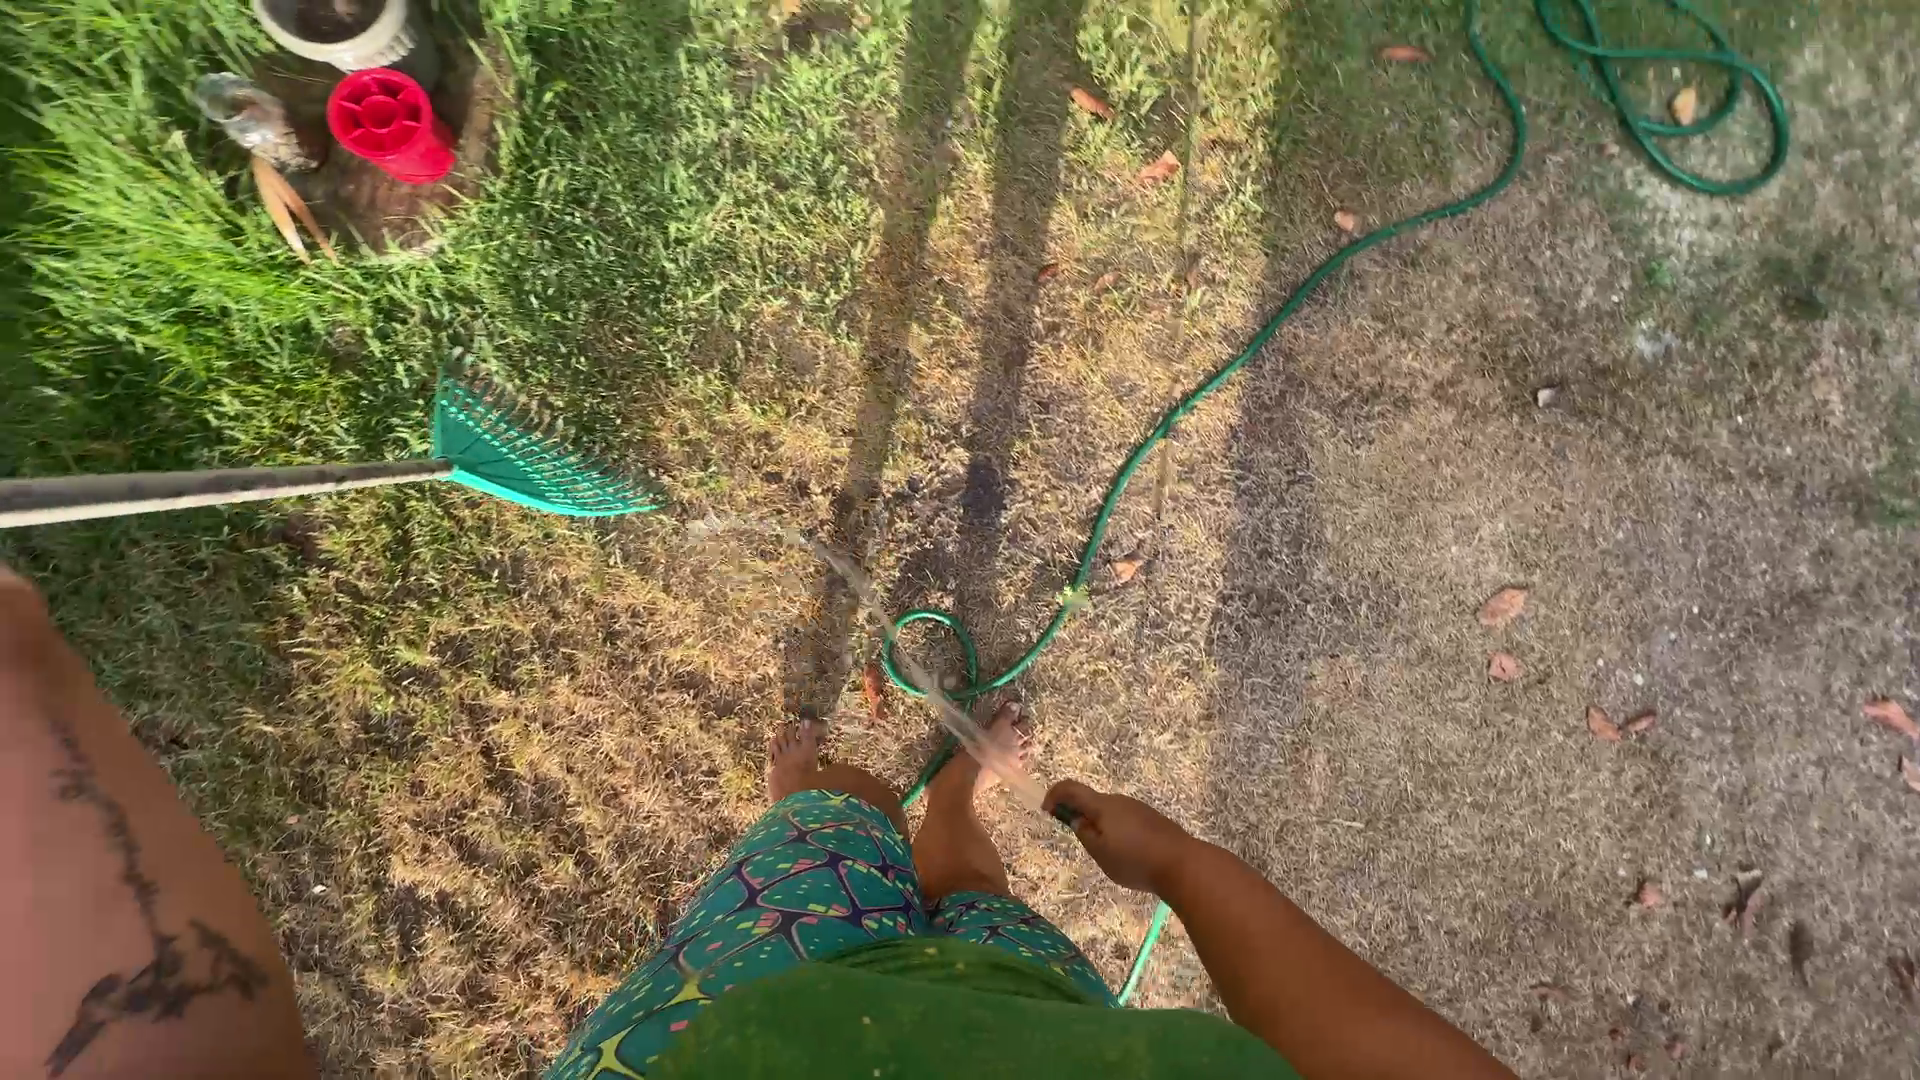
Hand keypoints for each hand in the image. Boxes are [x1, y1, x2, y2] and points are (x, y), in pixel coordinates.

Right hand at [1044, 779, 1197, 893]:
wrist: (1183, 863)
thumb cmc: (1135, 860)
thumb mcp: (1101, 854)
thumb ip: (1085, 834)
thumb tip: (1078, 820)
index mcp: (1102, 806)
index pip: (1071, 788)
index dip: (1054, 795)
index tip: (1047, 811)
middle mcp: (1119, 800)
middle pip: (1092, 801)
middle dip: (1081, 817)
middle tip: (1085, 844)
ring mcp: (1138, 808)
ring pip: (1110, 813)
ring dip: (1101, 826)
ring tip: (1111, 856)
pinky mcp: (1152, 819)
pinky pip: (1126, 820)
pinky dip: (1118, 831)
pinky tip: (1131, 856)